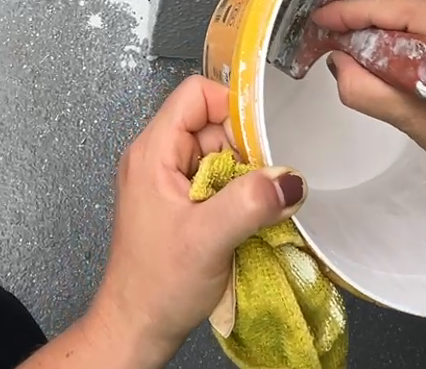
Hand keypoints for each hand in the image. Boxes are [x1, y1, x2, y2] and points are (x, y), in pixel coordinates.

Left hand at [87, 77, 305, 359]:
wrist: (135, 330)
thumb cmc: (156, 285)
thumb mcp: (208, 239)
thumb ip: (250, 203)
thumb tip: (290, 179)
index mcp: (152, 150)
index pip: (195, 94)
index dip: (231, 106)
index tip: (260, 136)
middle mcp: (155, 156)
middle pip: (210, 122)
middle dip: (241, 148)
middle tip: (259, 183)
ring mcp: (164, 179)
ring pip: (215, 150)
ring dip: (240, 174)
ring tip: (248, 206)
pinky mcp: (175, 200)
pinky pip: (212, 176)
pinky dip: (233, 191)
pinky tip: (241, 218)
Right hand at [312, 0, 425, 224]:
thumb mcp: (424, 124)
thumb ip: (371, 89)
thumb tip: (339, 65)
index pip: (389, 7)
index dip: (347, 15)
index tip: (318, 24)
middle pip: (407, 5)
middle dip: (369, 26)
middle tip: (335, 50)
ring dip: (394, 33)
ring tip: (365, 61)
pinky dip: (420, 37)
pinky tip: (403, 63)